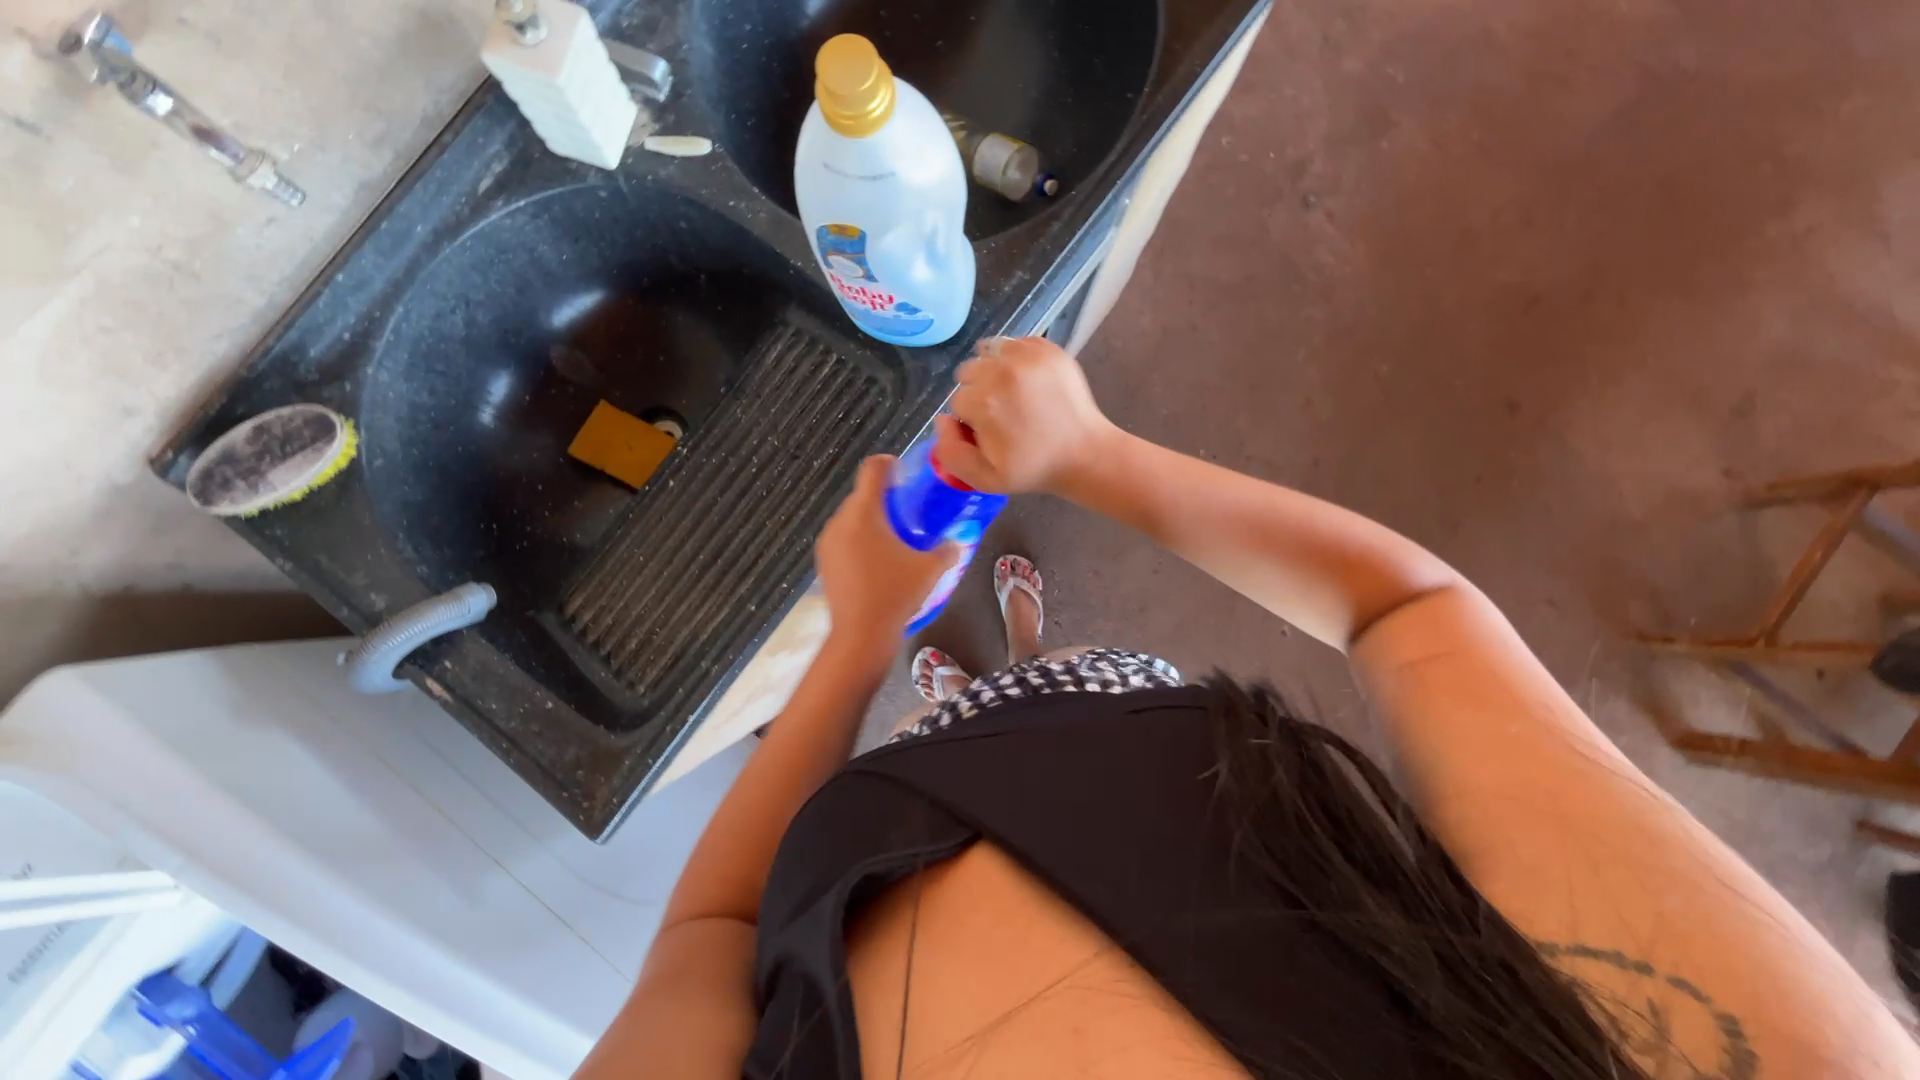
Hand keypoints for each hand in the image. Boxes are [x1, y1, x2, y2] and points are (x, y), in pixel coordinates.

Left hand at [816, 456, 960, 650]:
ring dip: (870, 522)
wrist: (861, 634)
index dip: (889, 464)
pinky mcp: (823, 562)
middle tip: (906, 514)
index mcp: (865, 512)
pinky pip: (843, 539)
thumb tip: (957, 544)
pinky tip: (876, 562)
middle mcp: (841, 521)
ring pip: (850, 519)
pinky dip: (858, 541)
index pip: (872, 469)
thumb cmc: (896, 593)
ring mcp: (828, 542)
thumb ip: (947, 551)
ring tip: (892, 540)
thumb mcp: (930, 569)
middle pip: (862, 495)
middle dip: (883, 500)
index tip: (904, 474)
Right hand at [933, 337, 1120, 494]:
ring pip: (988, 352)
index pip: (957, 402)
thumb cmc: (1033, 469)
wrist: (1084, 453)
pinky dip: (1015, 358)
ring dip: (993, 371)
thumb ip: (950, 452)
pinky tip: (1026, 380)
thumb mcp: (984, 478)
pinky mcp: (1047, 348)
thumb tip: (943, 421)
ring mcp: (1028, 355)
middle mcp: (1002, 370)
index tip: (991, 432)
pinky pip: (1014, 343)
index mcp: (983, 401)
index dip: (971, 419)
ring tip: (1013, 394)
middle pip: (968, 372)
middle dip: (979, 391)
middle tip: (1002, 413)